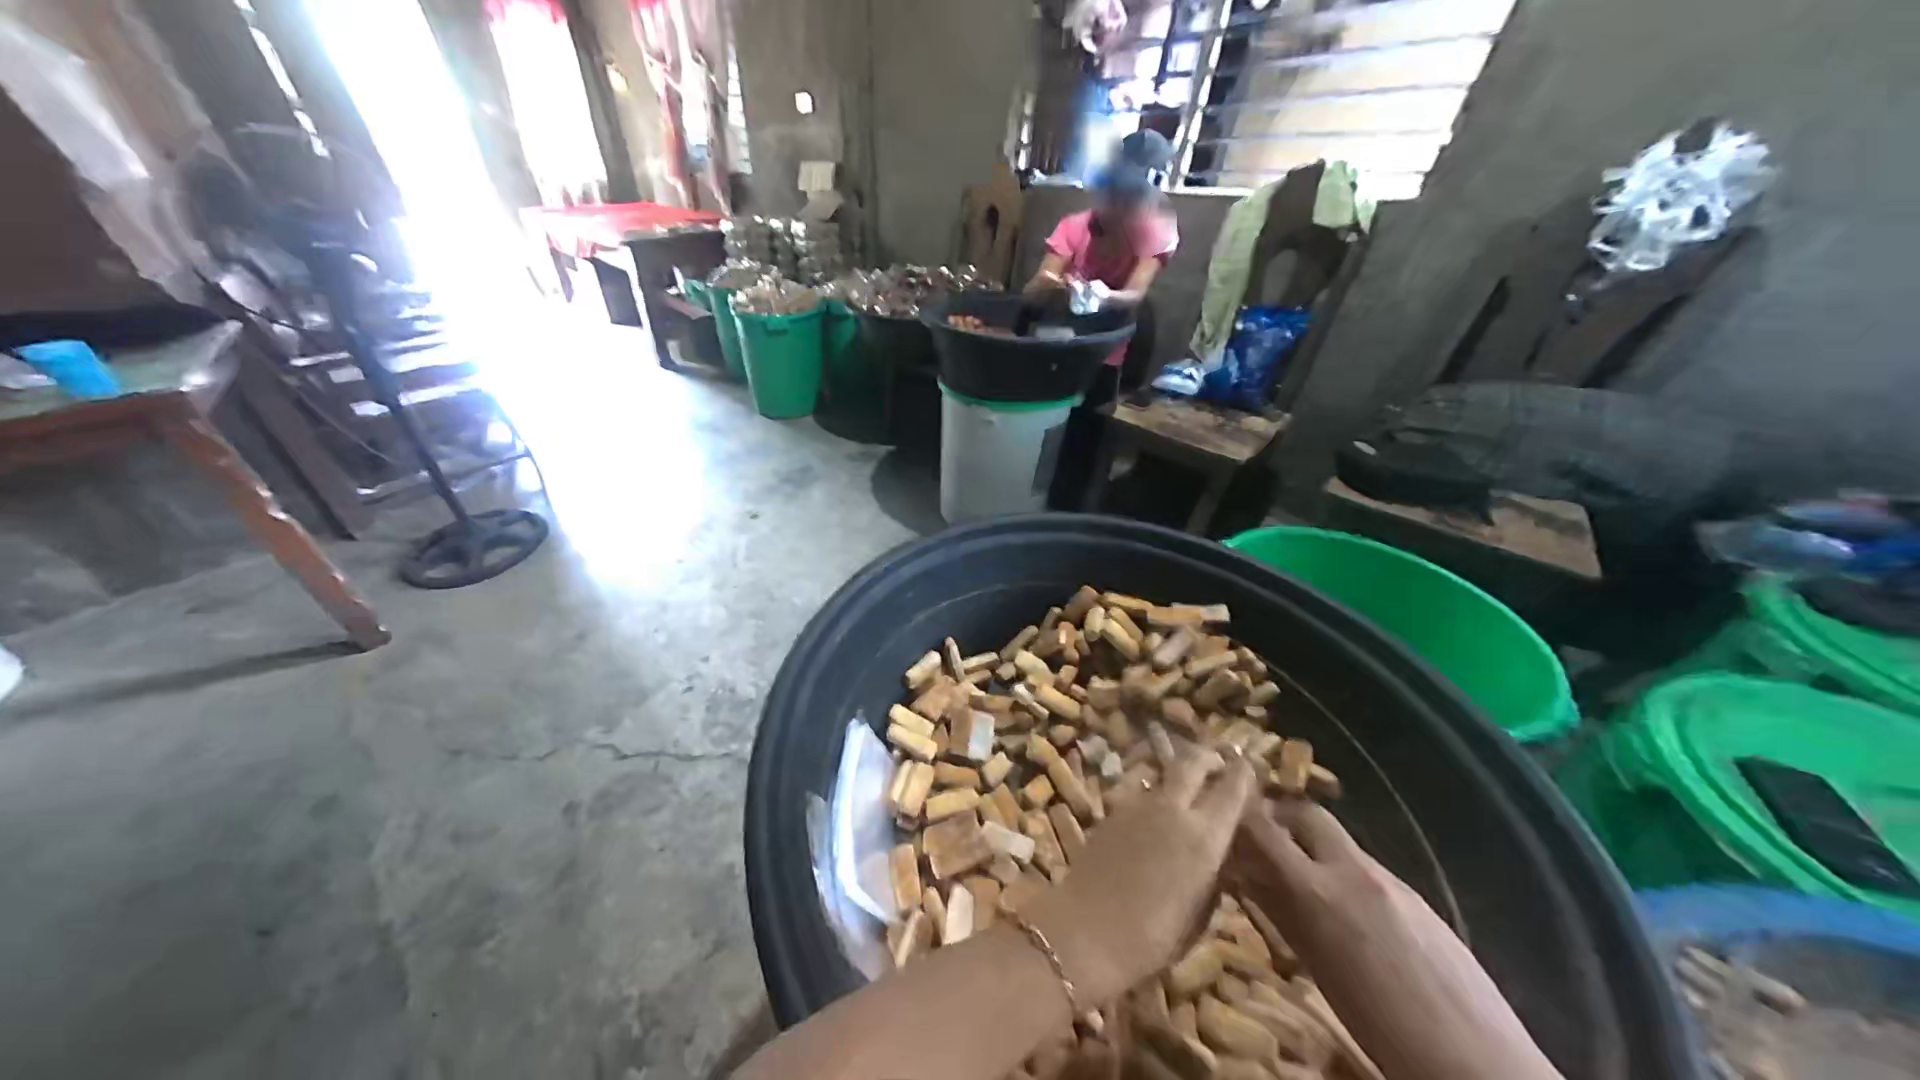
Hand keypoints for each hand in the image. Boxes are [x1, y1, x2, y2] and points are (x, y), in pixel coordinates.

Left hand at [1023, 749, 1256, 1005]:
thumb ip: (1213, 874)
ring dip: (1178, 773)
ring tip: (1186, 784)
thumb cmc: (1154, 936)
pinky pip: (1139, 790)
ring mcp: (1137, 804)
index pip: (1231, 789)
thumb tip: (1218, 855)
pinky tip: (1154, 809)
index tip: (1247, 765)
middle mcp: (1173, 809)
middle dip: (1207, 758)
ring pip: (1163, 773)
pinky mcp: (1112, 810)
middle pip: (1192, 763)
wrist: (1088, 929)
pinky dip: (1153, 791)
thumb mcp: (1200, 912)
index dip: (1241, 774)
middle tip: (1217, 762)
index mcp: (1204, 835)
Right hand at [1231, 800, 1563, 1079]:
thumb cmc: (1381, 1030)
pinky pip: (1368, 869)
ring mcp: (1394, 881)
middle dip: (1278, 817)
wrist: (1481, 1065)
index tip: (1221, 817)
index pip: (1262, 826)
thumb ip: (1280, 913)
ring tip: (1296, 882)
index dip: (1237, 813)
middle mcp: (1355, 870)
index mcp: (1319, 891)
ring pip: (1338, 842)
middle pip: (1306, 813)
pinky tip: (1347, 914)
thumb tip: (1244, 875)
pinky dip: (1342, 874)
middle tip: (1258, 842)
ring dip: (1310, 848)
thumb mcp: (1316, 970)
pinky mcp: (1421, 899)